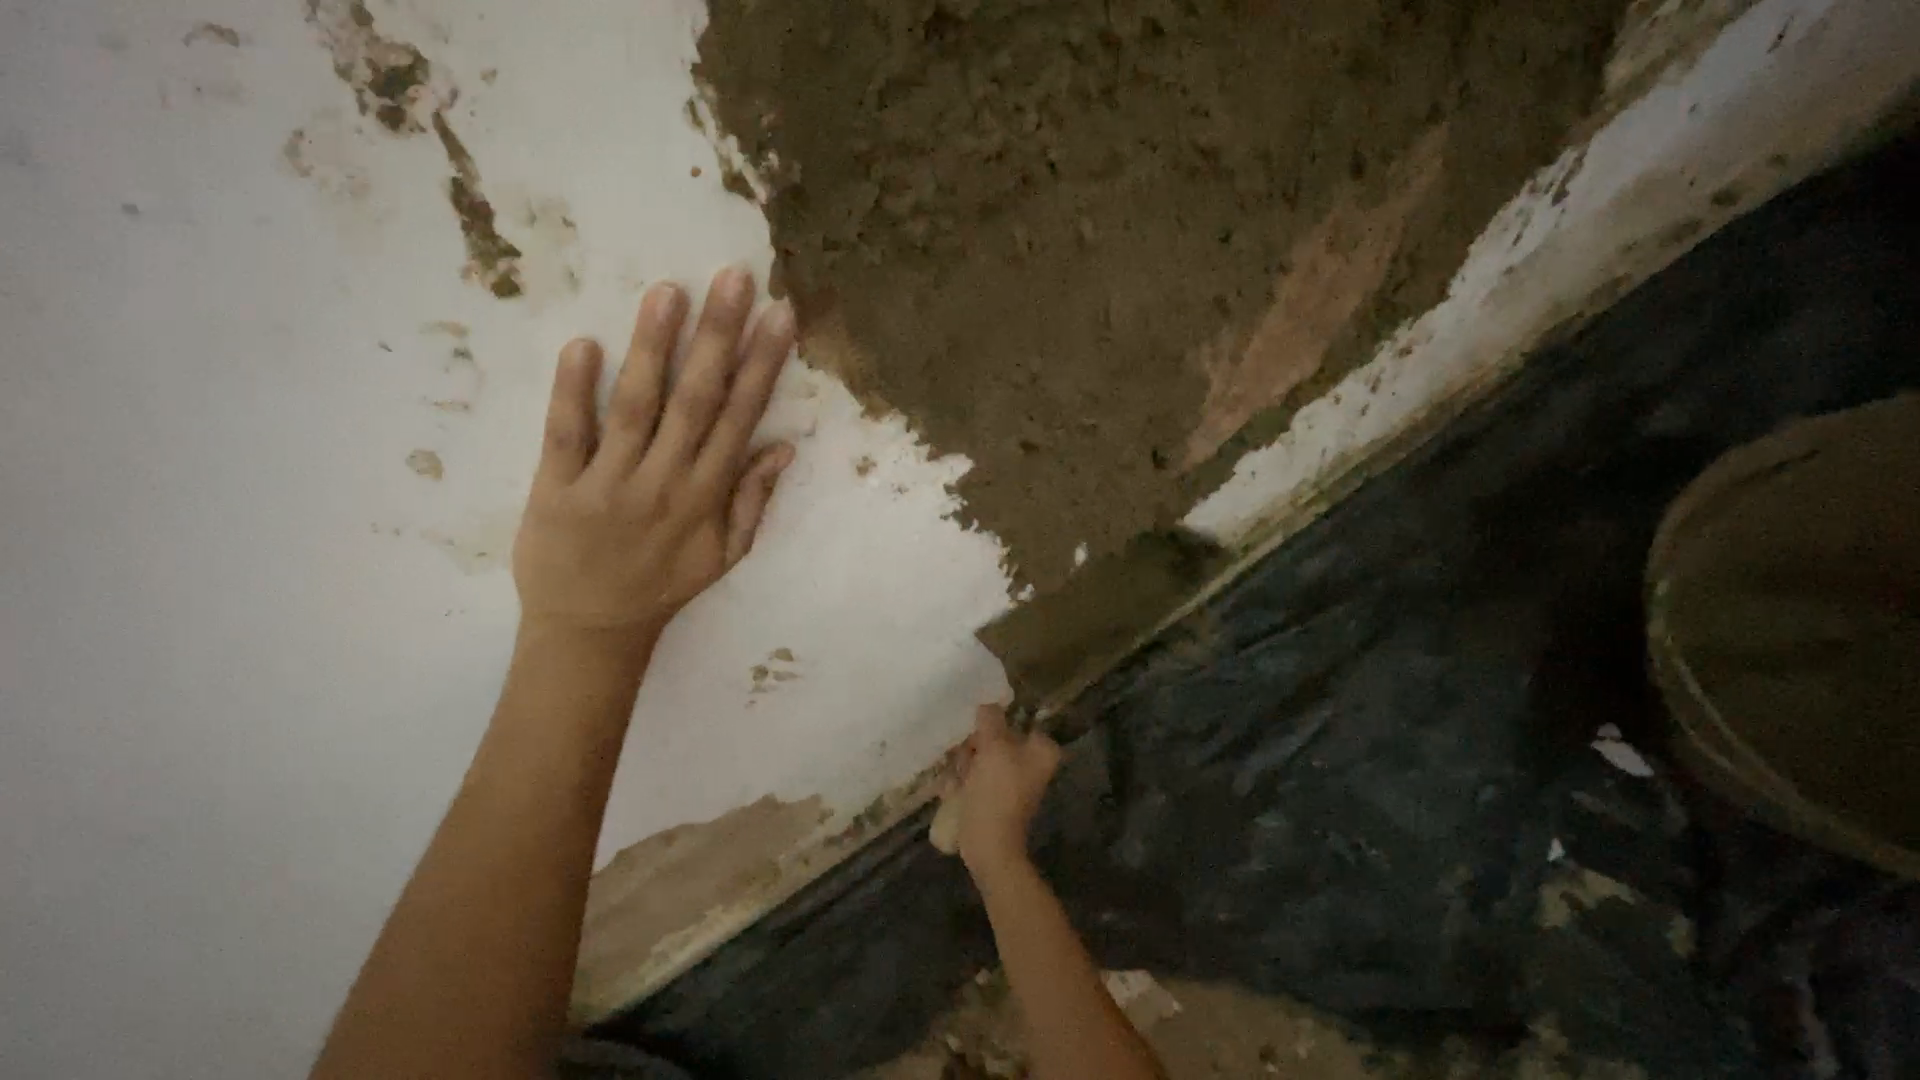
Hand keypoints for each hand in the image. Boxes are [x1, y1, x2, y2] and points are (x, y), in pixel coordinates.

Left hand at [512, 266, 796, 642]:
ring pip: (636, 407)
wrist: (591, 629)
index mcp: (706, 495)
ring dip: (653, 347)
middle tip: (734, 277)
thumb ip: (753, 500)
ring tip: (668, 291)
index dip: (762, 365)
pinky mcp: (556, 488)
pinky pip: (566, 434)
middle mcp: (664, 482)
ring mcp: (609, 483)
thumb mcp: (725, 554)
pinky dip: (573, 390)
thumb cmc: (663, 586)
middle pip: (696, 401)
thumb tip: (785, 447)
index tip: (779, 315)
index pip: (740, 418)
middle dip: (718, 336)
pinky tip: (584, 344)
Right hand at [955, 705, 1061, 875]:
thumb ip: (990, 720)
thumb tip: (987, 705)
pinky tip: (954, 790)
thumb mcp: (994, 748)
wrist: (989, 846)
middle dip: (974, 748)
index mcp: (1041, 750)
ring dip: (964, 765)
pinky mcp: (994, 797)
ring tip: (959, 780)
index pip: (1017, 721)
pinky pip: (975, 777)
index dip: (993, 723)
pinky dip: (962, 782)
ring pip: (981, 757)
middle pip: (996, 738)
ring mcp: (1011, 781)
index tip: (976, 729)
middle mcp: (1031, 763)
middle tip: (966, 760)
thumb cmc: (997, 793)